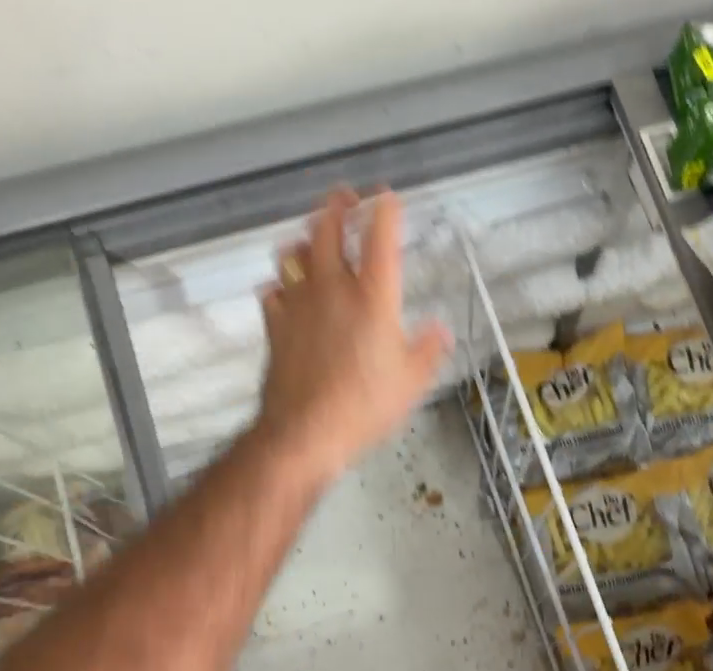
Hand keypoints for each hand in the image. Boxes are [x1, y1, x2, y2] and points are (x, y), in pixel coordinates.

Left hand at [254, 187, 450, 476]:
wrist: (304, 431)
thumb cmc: (364, 406)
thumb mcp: (411, 383)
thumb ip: (427, 350)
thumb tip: (440, 331)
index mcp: (373, 296)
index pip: (379, 235)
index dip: (384, 209)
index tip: (387, 197)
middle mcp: (332, 288)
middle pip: (326, 228)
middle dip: (336, 206)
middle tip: (343, 198)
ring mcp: (297, 303)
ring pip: (292, 253)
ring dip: (304, 241)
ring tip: (312, 241)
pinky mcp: (274, 324)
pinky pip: (273, 291)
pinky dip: (281, 285)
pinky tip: (287, 293)